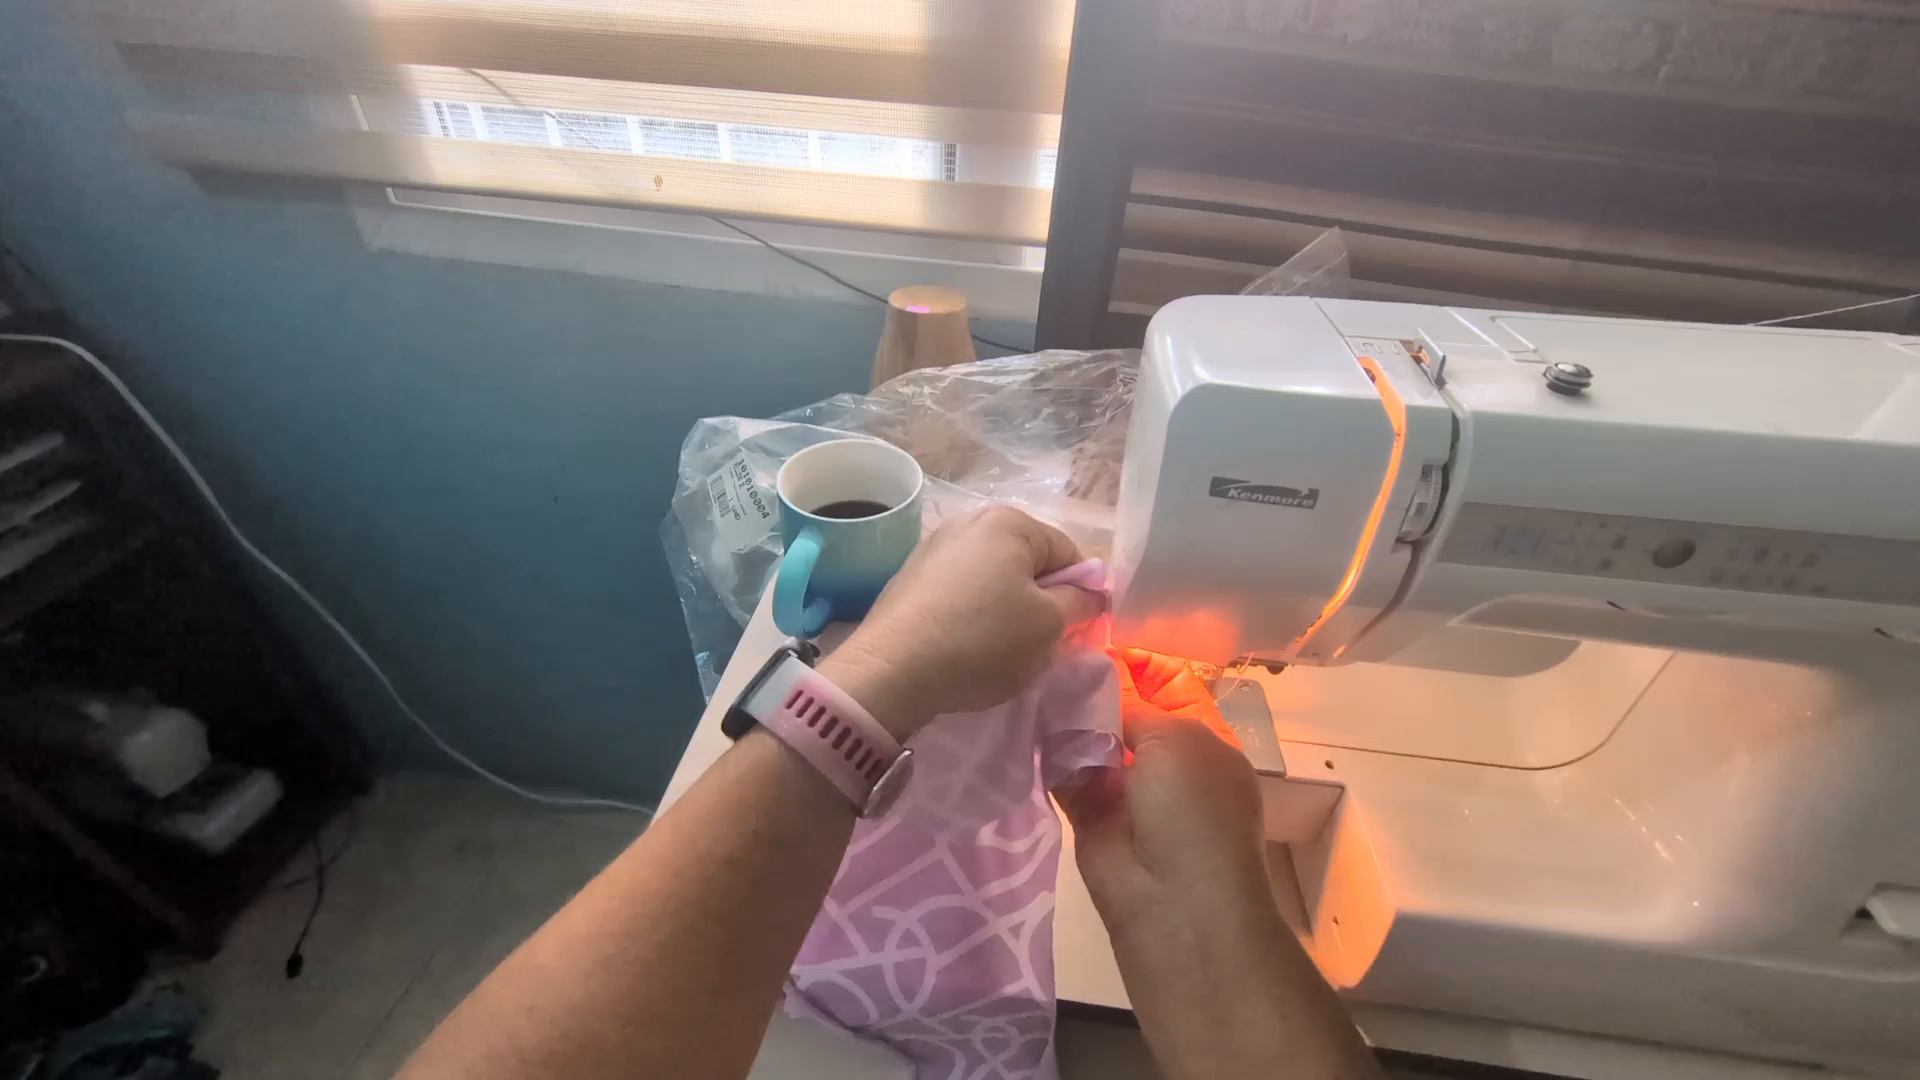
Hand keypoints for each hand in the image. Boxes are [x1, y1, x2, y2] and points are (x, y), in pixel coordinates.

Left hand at [820, 506, 1104, 738]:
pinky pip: (961, 591)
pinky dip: (972, 614)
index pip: (1068, 552)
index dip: (1080, 594)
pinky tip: (964, 645)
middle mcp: (969, 520)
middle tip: (1036, 643)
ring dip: (1007, 609)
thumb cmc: (982, 641)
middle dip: (1040, 601)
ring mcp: (934, 545)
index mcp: (1008, 521)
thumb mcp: (1049, 625)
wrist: (892, 670)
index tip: (1072, 632)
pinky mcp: (911, 576)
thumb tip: (1091, 592)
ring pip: (994, 578)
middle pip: (1028, 562)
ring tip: (997, 649)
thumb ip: (1081, 602)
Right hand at [1056, 648, 1269, 935]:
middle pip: (1126, 707)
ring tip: (1037, 683)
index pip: (1170, 682)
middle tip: (1054, 658)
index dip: (1139, 661)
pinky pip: (1065, 769)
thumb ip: (1131, 702)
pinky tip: (1028, 722)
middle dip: (1095, 684)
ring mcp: (1125, 785)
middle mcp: (1164, 757)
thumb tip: (1099, 670)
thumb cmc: (1191, 808)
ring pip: (1092, 735)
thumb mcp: (1173, 739)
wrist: (1171, 901)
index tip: (1097, 643)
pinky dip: (1049, 750)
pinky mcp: (1089, 809)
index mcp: (1201, 736)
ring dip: (1068, 714)